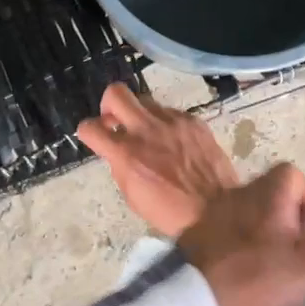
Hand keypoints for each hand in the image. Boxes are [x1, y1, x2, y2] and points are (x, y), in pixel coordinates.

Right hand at [77, 83, 241, 236]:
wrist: (217, 210)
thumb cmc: (169, 212)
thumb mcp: (132, 196)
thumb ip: (119, 166)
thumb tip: (115, 150)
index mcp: (126, 153)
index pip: (90, 127)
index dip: (87, 131)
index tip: (95, 137)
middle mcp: (146, 130)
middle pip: (116, 93)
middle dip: (109, 104)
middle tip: (117, 121)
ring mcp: (172, 121)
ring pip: (144, 101)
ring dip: (140, 115)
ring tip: (150, 135)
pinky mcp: (193, 121)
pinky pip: (170, 112)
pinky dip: (166, 124)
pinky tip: (175, 142)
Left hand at [177, 164, 304, 305]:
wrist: (195, 292)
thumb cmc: (256, 275)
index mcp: (268, 192)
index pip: (294, 175)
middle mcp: (241, 190)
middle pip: (273, 194)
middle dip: (287, 220)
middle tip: (291, 253)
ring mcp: (217, 207)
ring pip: (252, 211)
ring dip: (264, 232)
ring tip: (267, 265)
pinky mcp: (201, 226)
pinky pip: (231, 226)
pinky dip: (241, 241)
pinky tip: (243, 268)